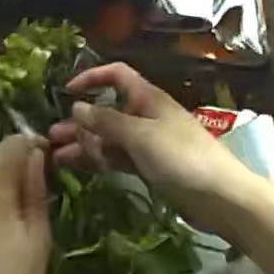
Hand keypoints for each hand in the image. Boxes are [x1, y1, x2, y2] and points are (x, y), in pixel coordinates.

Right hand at [47, 62, 253, 222]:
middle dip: (80, 121)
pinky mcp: (150, 167)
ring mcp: (148, 143)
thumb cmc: (182, 158)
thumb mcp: (140, 135)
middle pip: (107, 110)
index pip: (116, 75)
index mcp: (147, 98)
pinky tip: (79, 166)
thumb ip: (106, 121)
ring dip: (85, 144)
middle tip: (52, 135)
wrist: (221, 198)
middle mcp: (146, 116)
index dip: (92, 77)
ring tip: (56, 155)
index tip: (67, 91)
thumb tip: (76, 107)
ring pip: (109, 138)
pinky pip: (118, 158)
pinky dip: (99, 160)